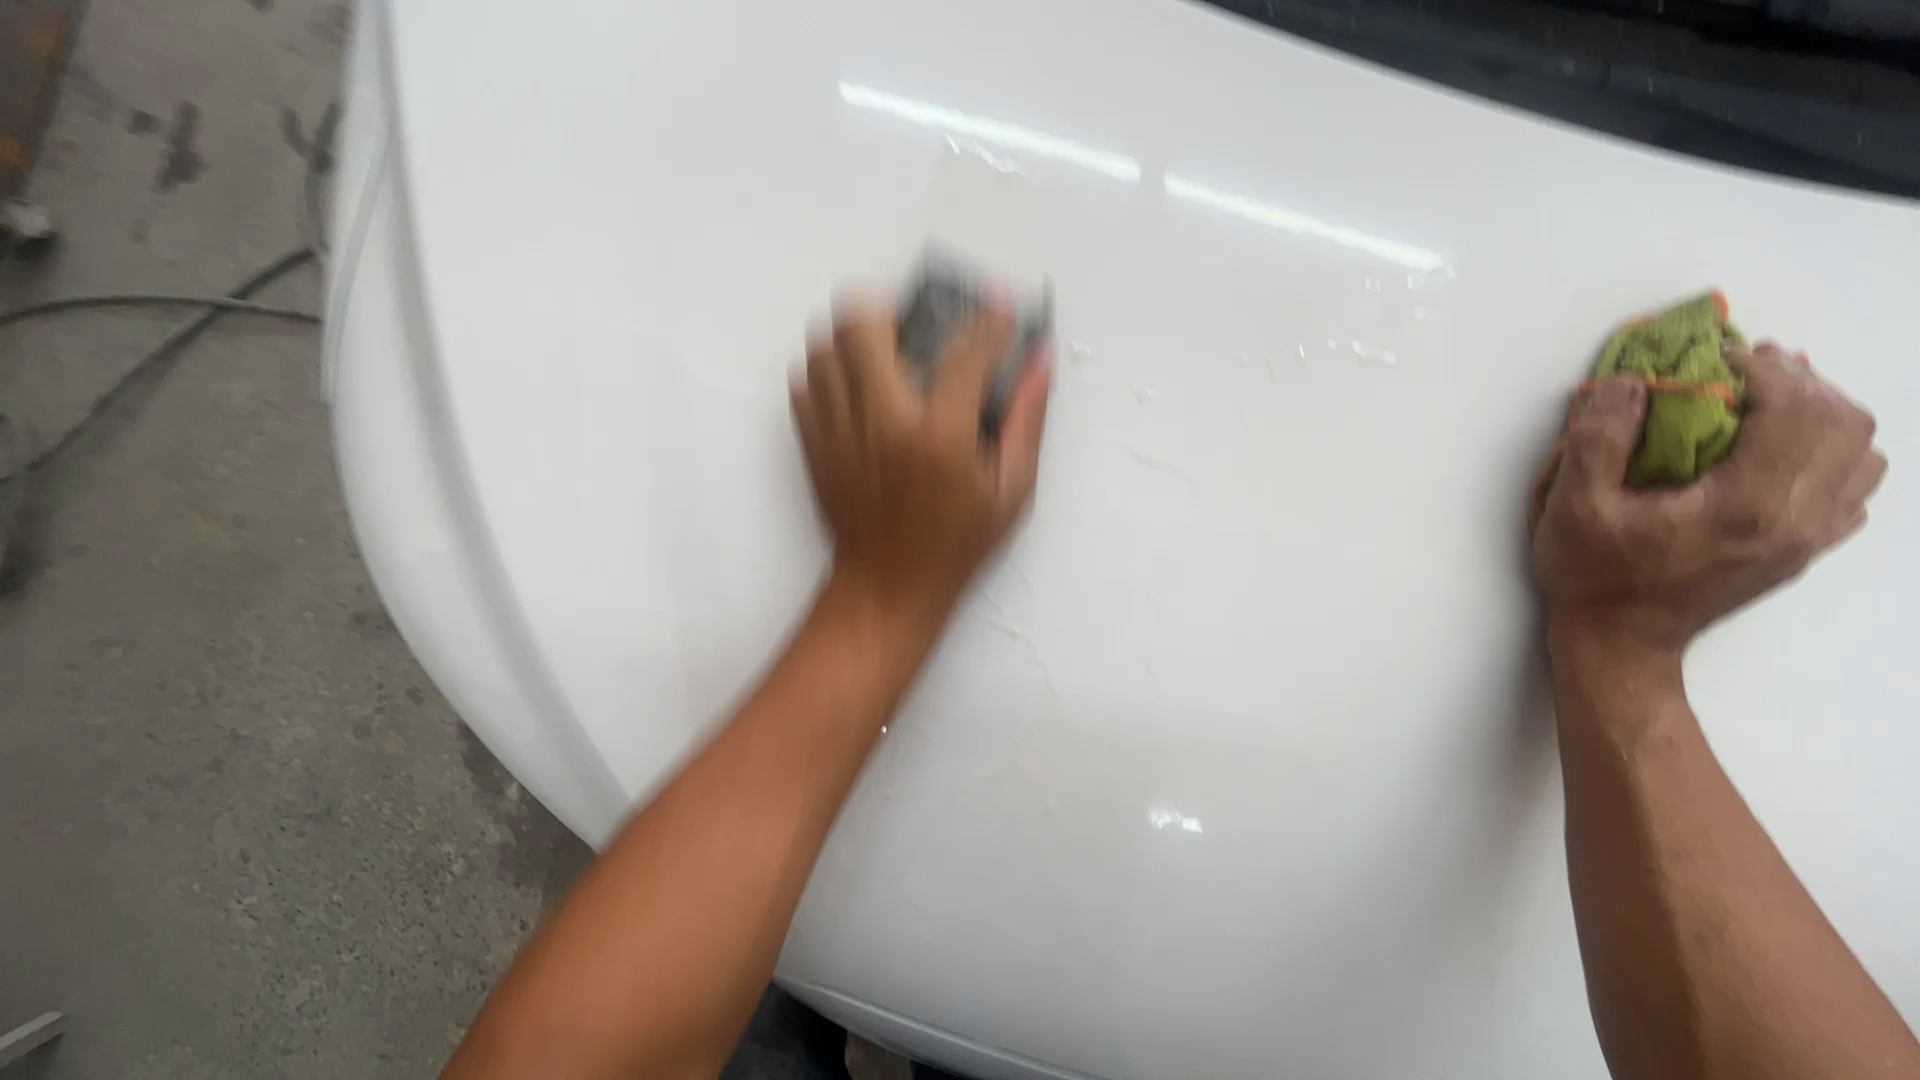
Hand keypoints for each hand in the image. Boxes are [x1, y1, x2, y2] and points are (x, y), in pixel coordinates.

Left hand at [791, 294, 1051, 621]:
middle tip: (915, 329)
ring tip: (882, 357)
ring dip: (855, 338)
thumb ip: (1027, 419)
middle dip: (895, 310)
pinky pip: (804, 381)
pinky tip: (855, 390)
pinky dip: (827, 372)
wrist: (888, 585)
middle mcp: (883, 422)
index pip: (965, 352)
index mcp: (940, 435)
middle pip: (864, 324)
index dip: (989, 319)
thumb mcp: (1011, 488)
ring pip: (825, 344)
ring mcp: (840, 430)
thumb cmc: (957, 542)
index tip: (998, 305)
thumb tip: (1040, 360)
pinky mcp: (814, 443)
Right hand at [1531, 343, 1885, 657]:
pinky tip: (1780, 452)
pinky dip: (1830, 454)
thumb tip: (1629, 382)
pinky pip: (1851, 487)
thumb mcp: (1574, 506)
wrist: (1618, 643)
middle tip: (1747, 369)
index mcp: (1747, 504)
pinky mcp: (1803, 550)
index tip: (1719, 356)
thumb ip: (1600, 439)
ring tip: (1768, 403)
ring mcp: (1808, 537)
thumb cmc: (1592, 576)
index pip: (1797, 411)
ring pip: (1860, 453)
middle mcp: (1797, 518)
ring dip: (1822, 415)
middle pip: (1844, 424)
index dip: (1765, 371)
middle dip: (1801, 383)